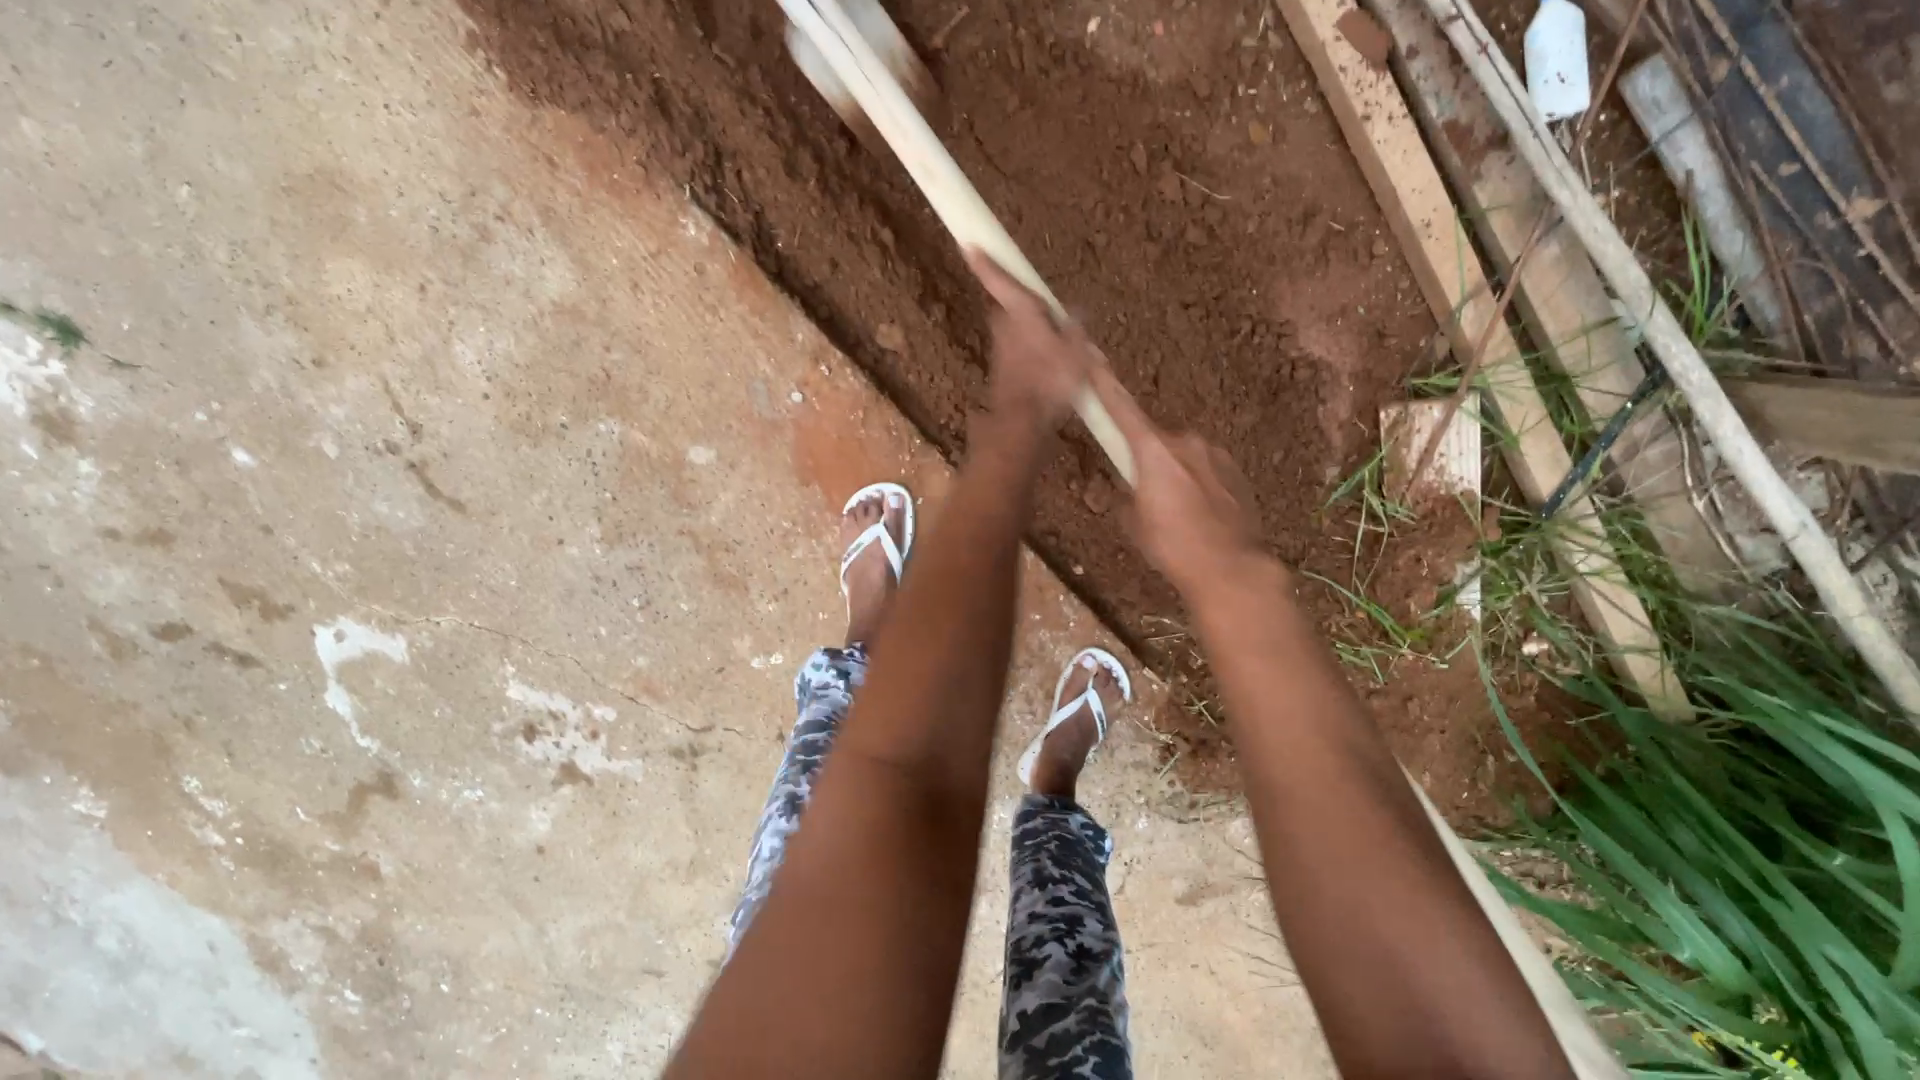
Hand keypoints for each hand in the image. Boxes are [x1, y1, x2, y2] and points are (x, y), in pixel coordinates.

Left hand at [966, 250, 1095, 429]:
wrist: (1020, 421)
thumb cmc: (1049, 380)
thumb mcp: (1076, 351)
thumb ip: (1075, 328)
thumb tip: (1076, 311)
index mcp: (1021, 311)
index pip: (999, 281)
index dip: (984, 263)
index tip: (968, 245)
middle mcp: (1004, 325)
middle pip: (1011, 307)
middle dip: (1026, 308)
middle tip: (1050, 318)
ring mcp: (1000, 348)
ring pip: (1015, 331)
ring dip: (1030, 335)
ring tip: (1058, 351)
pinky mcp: (1000, 369)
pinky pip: (1018, 352)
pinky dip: (1030, 355)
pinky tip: (1050, 371)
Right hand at [1088, 366, 1269, 596]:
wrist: (1233, 568)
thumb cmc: (1173, 548)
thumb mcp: (1133, 523)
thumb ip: (1126, 493)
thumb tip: (1129, 485)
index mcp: (1153, 451)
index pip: (1121, 409)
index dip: (1103, 385)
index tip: (1092, 360)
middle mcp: (1186, 442)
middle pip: (1154, 441)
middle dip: (1146, 460)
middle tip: (1144, 497)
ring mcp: (1215, 454)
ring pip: (1182, 457)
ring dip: (1174, 476)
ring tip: (1178, 516)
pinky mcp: (1236, 470)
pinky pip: (1205, 470)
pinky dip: (1197, 486)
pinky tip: (1200, 517)